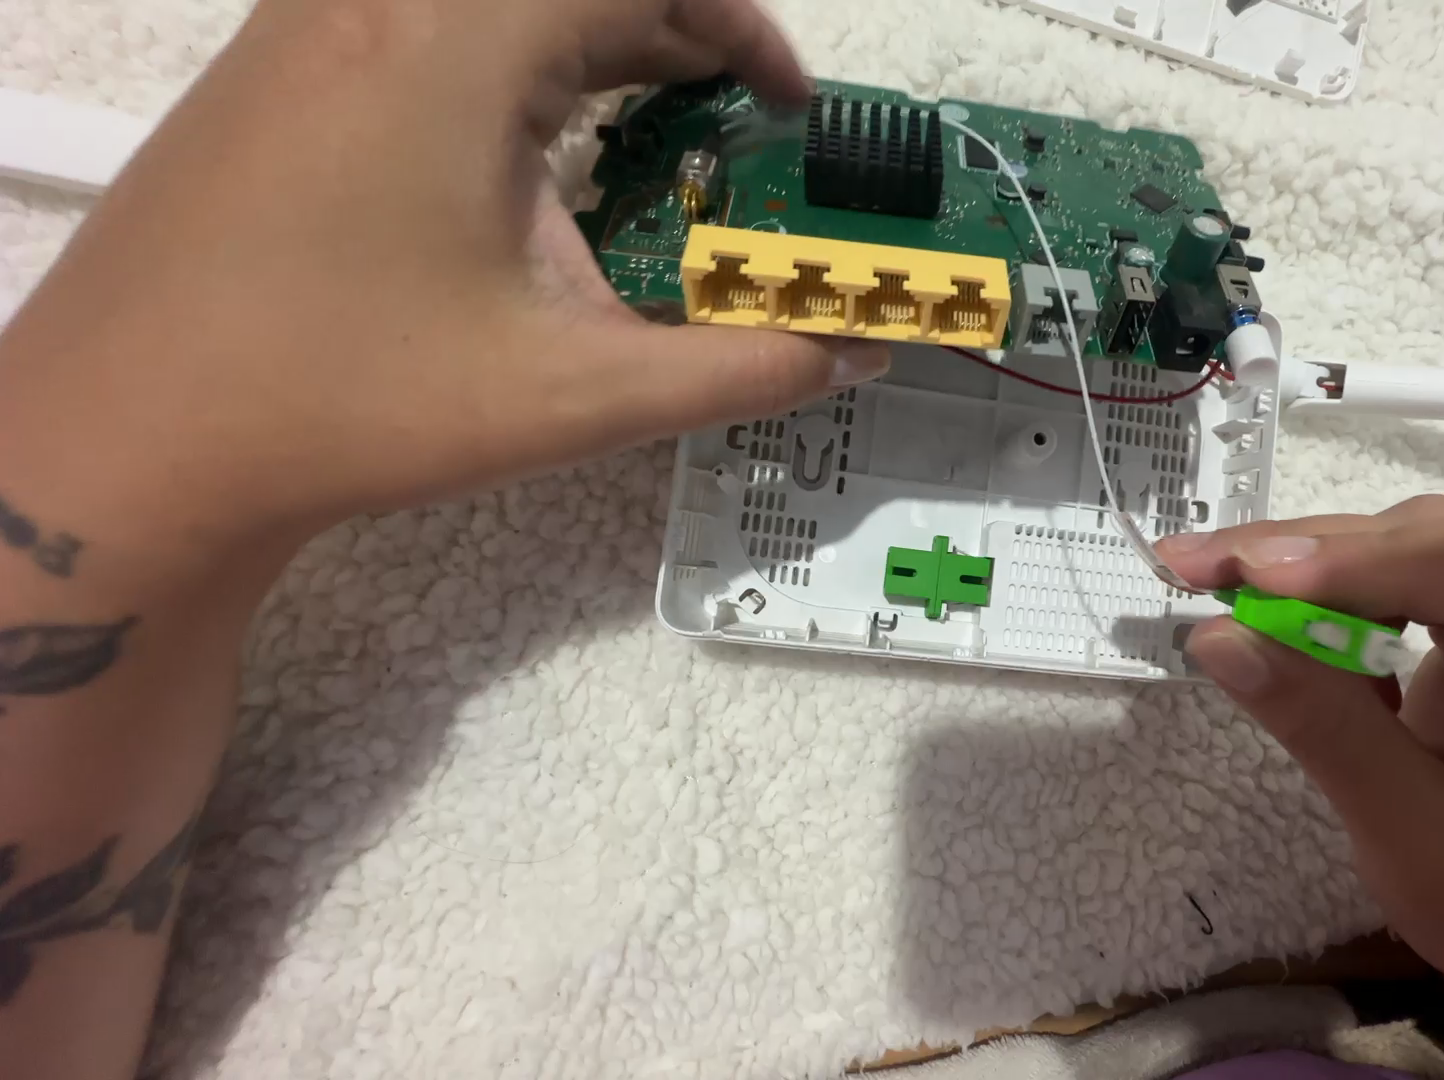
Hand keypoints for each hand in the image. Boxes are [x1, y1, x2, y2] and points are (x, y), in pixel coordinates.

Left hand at [0, 0, 886, 585]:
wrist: (144, 440)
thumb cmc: (371, 407)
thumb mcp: (588, 393)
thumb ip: (741, 371)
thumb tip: (857, 359)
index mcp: (450, 46)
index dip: (736, 20)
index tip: (790, 106)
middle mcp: (375, 5)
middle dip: (684, 32)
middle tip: (745, 123)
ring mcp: (317, 34)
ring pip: (502, 0)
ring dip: (609, 46)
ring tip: (670, 137)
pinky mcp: (291, 80)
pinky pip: (442, 30)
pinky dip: (535, 67)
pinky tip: (556, 161)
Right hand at [1156, 498, 1443, 1077]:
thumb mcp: (1429, 858)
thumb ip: (1329, 734)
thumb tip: (1215, 636)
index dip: (1407, 556)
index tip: (1270, 578)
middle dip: (1329, 553)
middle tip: (1203, 567)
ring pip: (1434, 544)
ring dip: (1312, 559)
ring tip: (1207, 573)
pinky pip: (1417, 574)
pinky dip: (1329, 585)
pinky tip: (1265, 599)